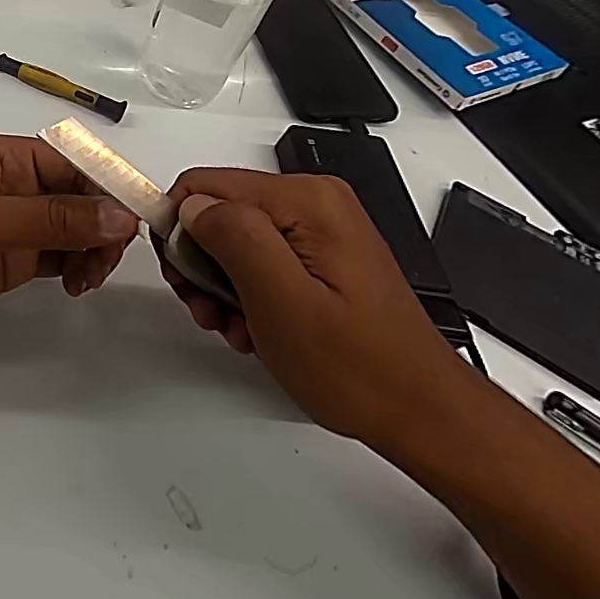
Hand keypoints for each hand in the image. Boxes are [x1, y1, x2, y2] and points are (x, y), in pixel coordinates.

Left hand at [0, 135, 142, 340]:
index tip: (138, 221)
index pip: (76, 162)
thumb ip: (51, 219)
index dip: (110, 186)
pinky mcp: (15, 256)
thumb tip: (120, 215)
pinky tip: (77, 284)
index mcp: (6, 158)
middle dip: (104, 223)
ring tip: (87, 280)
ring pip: (78, 226)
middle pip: (83, 194)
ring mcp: (17, 222)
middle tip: (107, 260)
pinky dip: (79, 266)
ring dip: (95, 249)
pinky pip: (64, 253)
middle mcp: (17, 184)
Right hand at [158, 168, 476, 449]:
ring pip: (228, 236)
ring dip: (217, 283)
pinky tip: (253, 324)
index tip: (184, 277)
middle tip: (210, 307)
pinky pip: (253, 255)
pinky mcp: (316, 252)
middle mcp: (312, 202)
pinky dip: (241, 290)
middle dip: (199, 261)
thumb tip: (192, 205)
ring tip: (234, 323)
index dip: (179, 231)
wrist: (420, 411)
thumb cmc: (362, 368)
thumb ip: (234, 237)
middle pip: (214, 211)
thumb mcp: (282, 300)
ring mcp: (315, 227)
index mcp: (305, 200)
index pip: (202, 186)